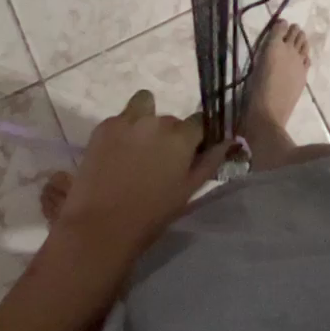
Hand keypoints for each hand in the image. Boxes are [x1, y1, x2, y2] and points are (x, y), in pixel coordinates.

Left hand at [56, 91, 229, 255]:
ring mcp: (128, 120)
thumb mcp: (188, 191)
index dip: (195, 136)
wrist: (102, 225)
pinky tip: (115, 154)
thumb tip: (228, 141)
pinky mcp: (104, 125)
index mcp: (181, 137)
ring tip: (136, 146)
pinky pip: (120, 118)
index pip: (198, 121)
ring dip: (145, 118)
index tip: (188, 152)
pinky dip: (122, 130)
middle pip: (170, 120)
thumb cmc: (151, 215)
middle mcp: (157, 121)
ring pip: (144, 105)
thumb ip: (209, 162)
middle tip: (158, 161)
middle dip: (168, 135)